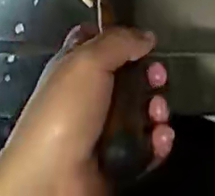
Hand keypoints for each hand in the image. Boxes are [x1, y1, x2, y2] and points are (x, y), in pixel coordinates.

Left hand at [0, 23, 172, 195]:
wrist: (53, 178)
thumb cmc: (64, 110)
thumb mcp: (87, 60)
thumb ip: (117, 42)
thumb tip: (146, 35)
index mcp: (75, 66)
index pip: (98, 42)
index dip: (120, 38)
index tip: (142, 40)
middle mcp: (89, 95)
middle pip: (127, 77)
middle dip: (148, 74)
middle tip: (158, 76)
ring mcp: (104, 130)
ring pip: (140, 112)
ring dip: (156, 108)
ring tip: (158, 111)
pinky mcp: (120, 162)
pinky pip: (147, 148)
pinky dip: (159, 142)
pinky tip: (161, 137)